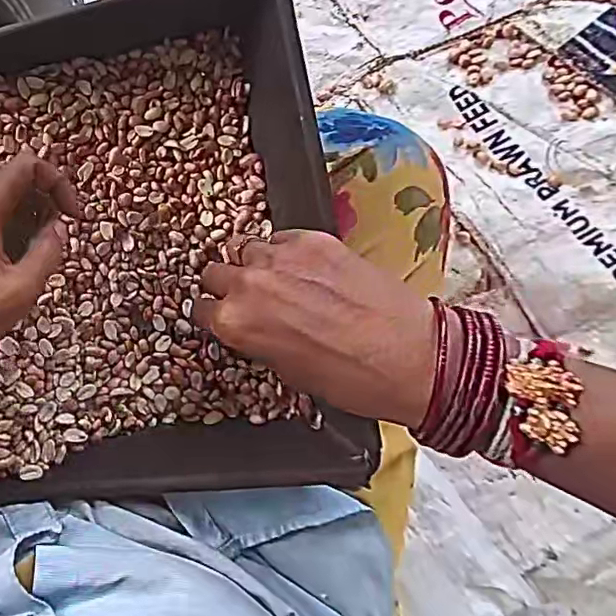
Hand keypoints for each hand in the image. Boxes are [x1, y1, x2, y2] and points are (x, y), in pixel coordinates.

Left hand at [0, 152, 83, 370]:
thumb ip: (49, 251)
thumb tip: (60, 228)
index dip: (58, 182)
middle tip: (59, 240)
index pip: (26, 165)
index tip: (73, 215)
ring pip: (4, 199)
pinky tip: (18, 262)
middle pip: (15, 179)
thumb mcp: (20, 290)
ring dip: (30, 218)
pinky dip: (11, 229)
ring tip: (38, 257)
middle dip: (46, 202)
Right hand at [193, 230, 435, 425]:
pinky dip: (286, 252)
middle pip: (214, 272)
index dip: (212, 312)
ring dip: (253, 263)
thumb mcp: (284, 370)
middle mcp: (249, 284)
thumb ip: (253, 338)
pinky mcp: (312, 240)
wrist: (415, 359)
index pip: (200, 307)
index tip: (221, 313)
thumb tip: (249, 324)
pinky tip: (306, 270)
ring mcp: (280, 257)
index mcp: (235, 322)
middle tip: (249, 296)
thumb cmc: (351, 378)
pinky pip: (280, 238)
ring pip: (244, 248)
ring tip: (277, 278)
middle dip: (226, 285)